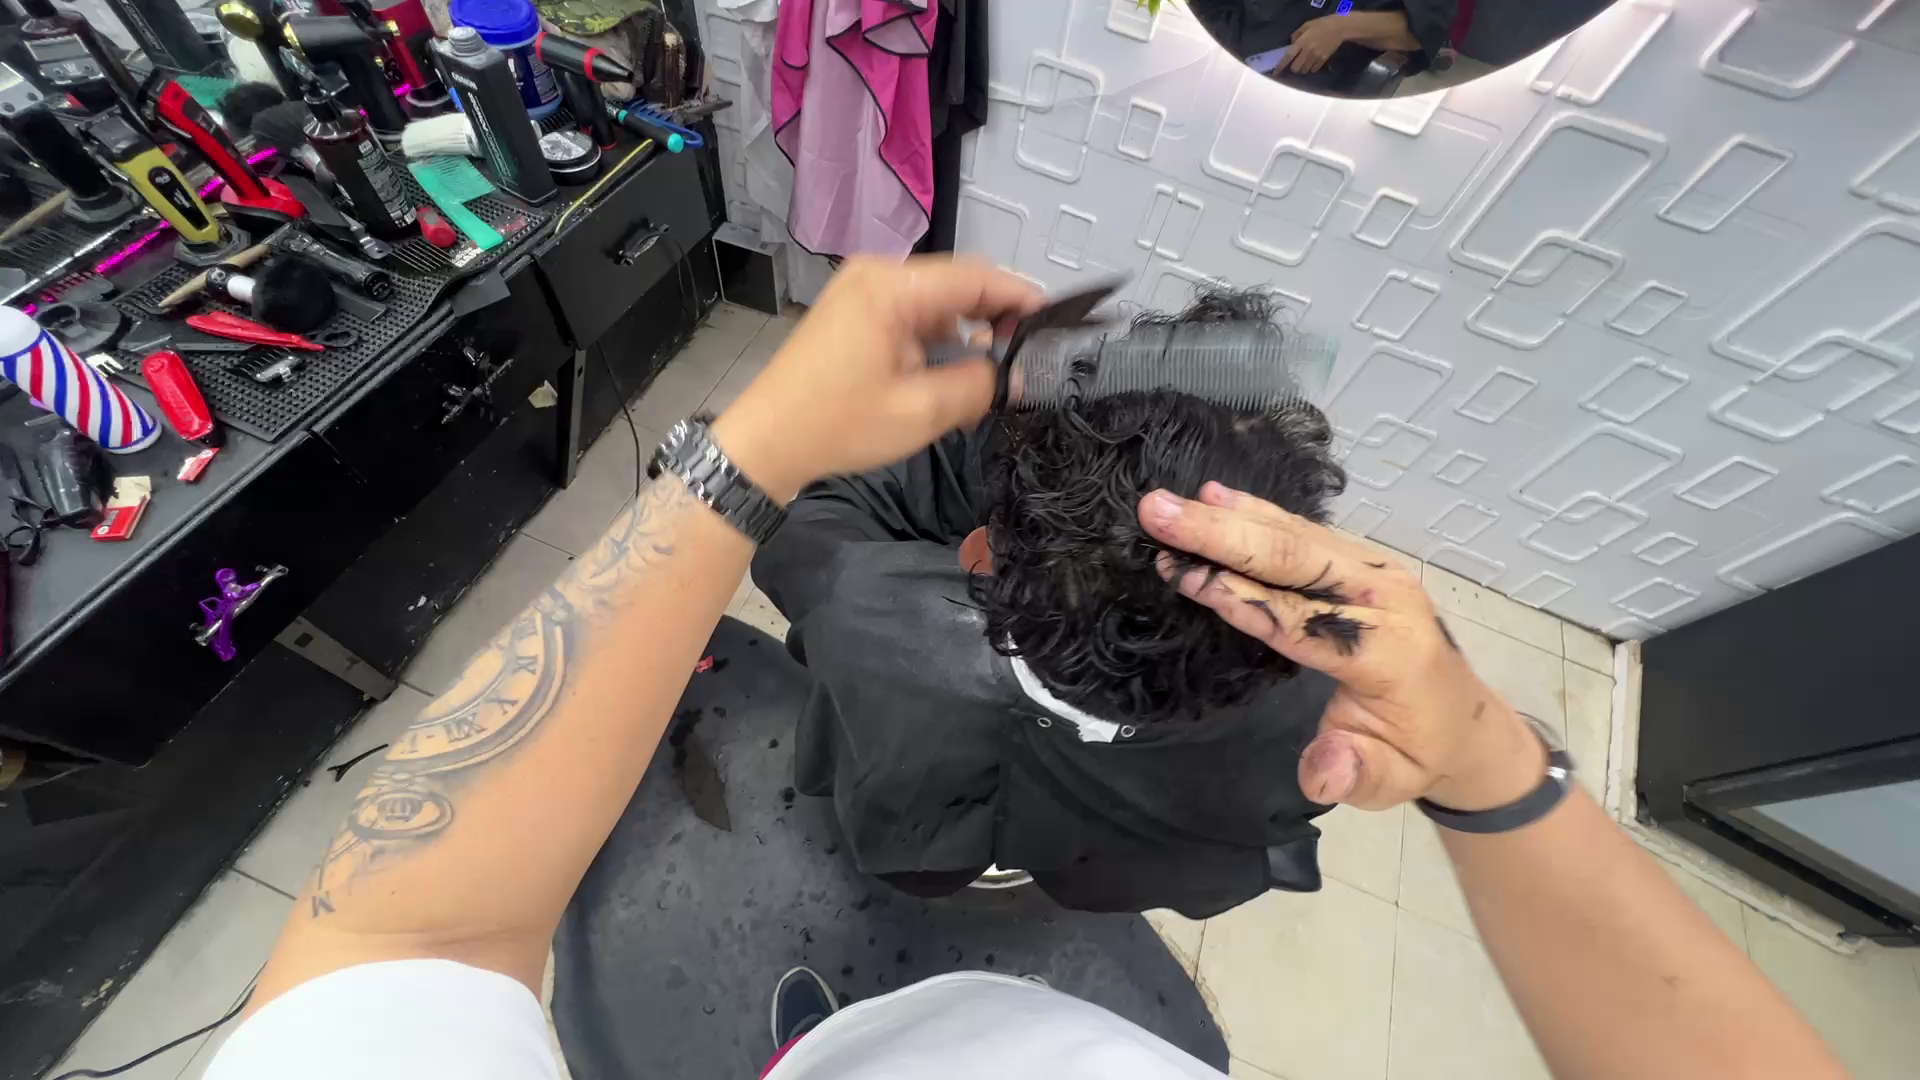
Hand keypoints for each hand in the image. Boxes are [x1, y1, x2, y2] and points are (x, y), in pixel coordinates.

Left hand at [712, 256, 1041, 501]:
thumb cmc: (836, 425)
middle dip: (991, 325)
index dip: (1019, 298)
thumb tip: (1016, 375)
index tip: (1053, 321)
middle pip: (955, 289)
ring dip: (961, 342)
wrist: (768, 442)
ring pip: (935, 308)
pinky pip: (910, 321)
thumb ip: (979, 386)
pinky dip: (934, 347)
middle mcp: (876, 277)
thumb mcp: (921, 412)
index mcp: (891, 288)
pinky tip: (945, 381)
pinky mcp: (854, 316)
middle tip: (1020, 363)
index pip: (975, 277)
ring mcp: (861, 295)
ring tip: (982, 385)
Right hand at [1137, 482, 1545, 811]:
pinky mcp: (1360, 561)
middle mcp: (1381, 597)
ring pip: (1292, 534)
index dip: (1235, 595)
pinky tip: (1215, 495)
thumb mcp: (1388, 779)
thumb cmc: (1413, 750)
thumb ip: (1352, 772)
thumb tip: (1321, 772)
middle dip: (1217, 535)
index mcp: (1385, 651)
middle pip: (1290, 557)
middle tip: (1156, 511)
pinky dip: (1254, 512)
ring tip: (1170, 502)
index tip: (1177, 571)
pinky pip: (1301, 530)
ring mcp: (1372, 571)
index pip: (1296, 617)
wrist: (1463, 718)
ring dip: (1225, 517)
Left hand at [1286, 16, 1348, 73]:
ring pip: (1304, 70)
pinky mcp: (1323, 60)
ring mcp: (1315, 56)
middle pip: (1295, 68)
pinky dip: (1312, 68)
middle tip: (1297, 63)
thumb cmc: (1322, 24)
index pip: (1288, 57)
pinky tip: (1314, 61)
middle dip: (1294, 67)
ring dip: (1303, 68)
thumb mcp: (1307, 25)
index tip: (1275, 73)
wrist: (1340, 27)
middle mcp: (1307, 51)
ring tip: (1306, 61)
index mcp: (1302, 42)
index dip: (1280, 66)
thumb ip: (1297, 35)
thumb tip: (1290, 44)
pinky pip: (1313, 70)